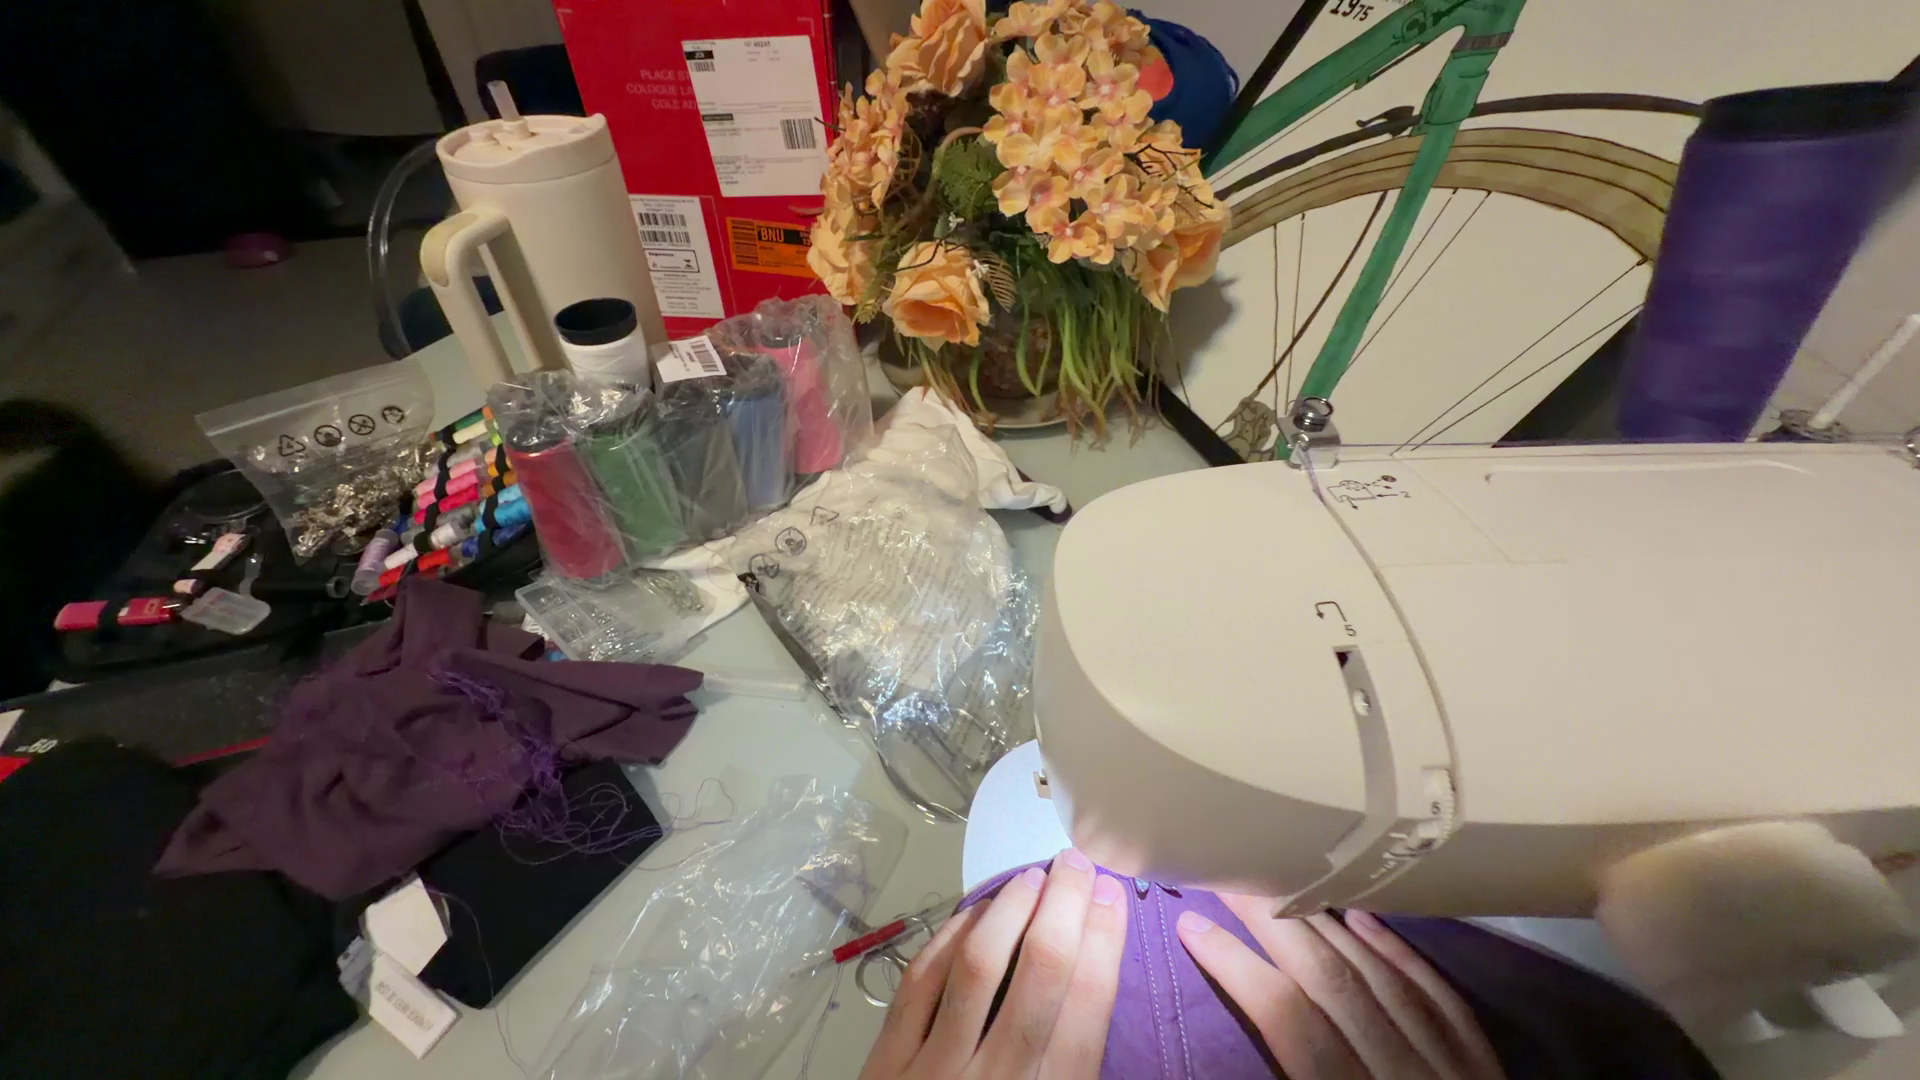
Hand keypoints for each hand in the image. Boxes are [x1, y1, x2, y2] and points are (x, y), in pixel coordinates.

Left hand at [859, 851, 1128, 1079]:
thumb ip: (1078, 1062)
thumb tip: (1097, 975)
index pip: (1088, 1006)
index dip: (1104, 940)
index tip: (1112, 895)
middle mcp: (999, 1079)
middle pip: (1041, 971)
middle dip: (1065, 907)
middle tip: (1076, 863)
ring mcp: (935, 1068)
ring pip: (979, 965)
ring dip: (1011, 909)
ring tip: (1034, 875)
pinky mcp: (887, 1062)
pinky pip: (921, 982)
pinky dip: (949, 938)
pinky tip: (974, 911)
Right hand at [1176, 898, 1505, 1079]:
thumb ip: (1284, 1078)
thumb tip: (1208, 1068)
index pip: (1290, 1021)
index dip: (1236, 967)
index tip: (1190, 926)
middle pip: (1333, 983)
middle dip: (1272, 922)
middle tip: (1227, 879)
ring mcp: (1456, 1075)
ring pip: (1381, 979)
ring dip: (1323, 924)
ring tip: (1276, 885)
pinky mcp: (1488, 1073)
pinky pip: (1438, 998)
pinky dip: (1397, 953)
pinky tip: (1360, 919)